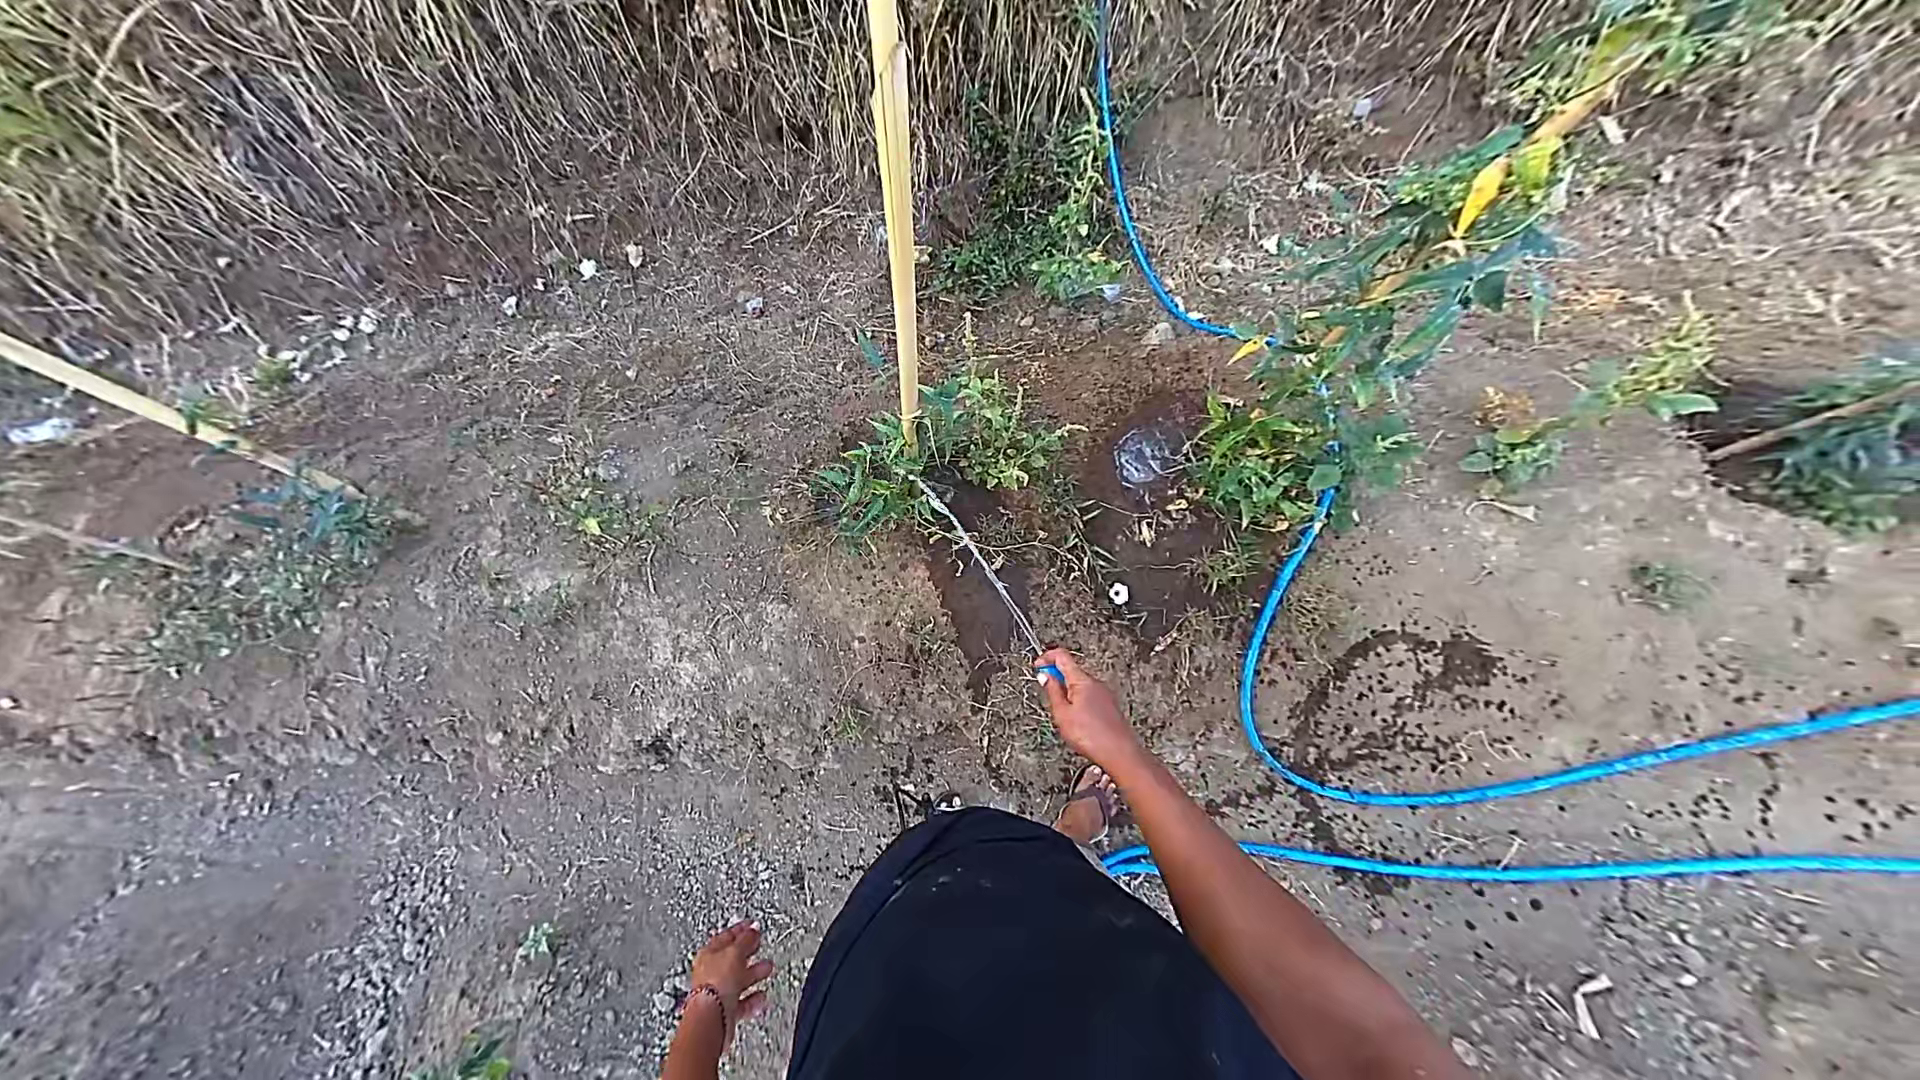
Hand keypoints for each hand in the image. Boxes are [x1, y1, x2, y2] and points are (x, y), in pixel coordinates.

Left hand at [688, 920, 773, 1047]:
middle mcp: (710, 973)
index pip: (726, 937)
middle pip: (732, 958)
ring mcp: (717, 994)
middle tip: (760, 943)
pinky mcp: (724, 1013)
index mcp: (708, 954)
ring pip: (739, 980)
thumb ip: (746, 939)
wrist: (712, 1019)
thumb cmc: (716, 983)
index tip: (753, 925)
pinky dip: (752, 999)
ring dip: (754, 974)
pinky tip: (761, 996)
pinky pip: (742, 1002)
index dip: (741, 930)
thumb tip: (753, 929)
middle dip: (749, 951)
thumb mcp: (735, 952)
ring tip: (768, 968)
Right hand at [1035, 648, 1147, 773]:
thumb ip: (1052, 691)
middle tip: (1048, 695)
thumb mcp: (1062, 713)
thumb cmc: (1092, 736)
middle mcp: (1095, 683)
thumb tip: (1045, 676)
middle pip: (1071, 670)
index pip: (1062, 656)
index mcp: (1082, 680)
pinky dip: (1078, 700)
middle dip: (1056, 678)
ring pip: (1080, 684)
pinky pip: (1089, 695)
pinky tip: (1077, 720)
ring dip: (1067, 691)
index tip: (1038, 667)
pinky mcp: (1108, 706)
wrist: (1119, 753)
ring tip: (1064, 714)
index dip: (1046, 658)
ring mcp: (1104, 694)